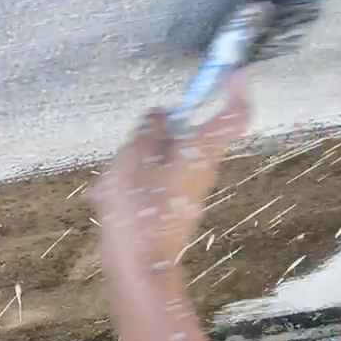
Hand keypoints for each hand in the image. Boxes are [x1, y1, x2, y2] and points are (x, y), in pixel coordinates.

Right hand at [92, 76, 251, 284]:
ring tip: (106, 183)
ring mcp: (186, 192)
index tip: (233, 71)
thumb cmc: (137, 212)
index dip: (236, 90)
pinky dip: (131, 183)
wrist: (138, 269)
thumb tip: (160, 114)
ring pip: (164, 161)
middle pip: (189, 137)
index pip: (233, 115)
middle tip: (132, 141)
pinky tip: (104, 199)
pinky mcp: (171, 209)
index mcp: (199, 153)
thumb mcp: (132, 160)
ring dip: (136, 162)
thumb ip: (147, 133)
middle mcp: (201, 171)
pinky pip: (154, 182)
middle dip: (159, 133)